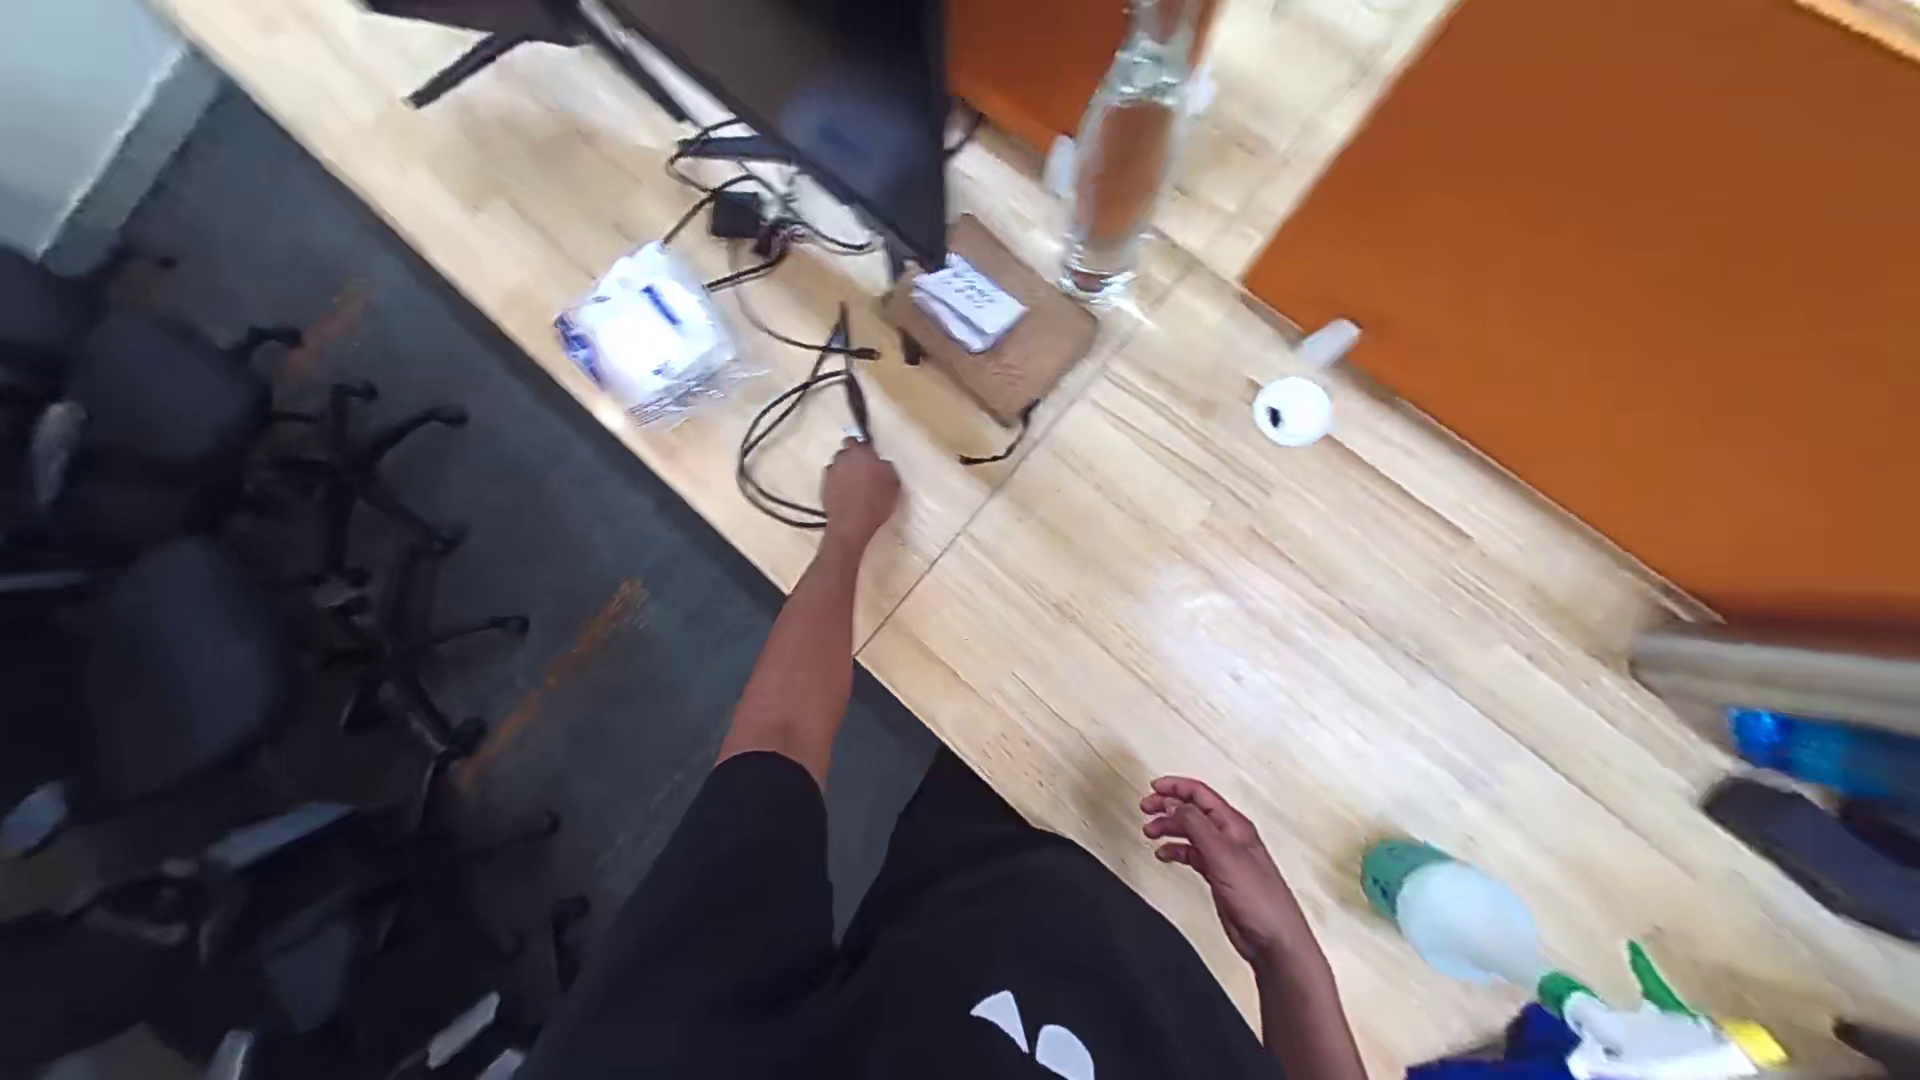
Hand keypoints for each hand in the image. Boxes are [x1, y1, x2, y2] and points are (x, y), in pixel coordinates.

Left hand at [822, 439, 900, 549]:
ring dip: (845, 471)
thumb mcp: (893, 482)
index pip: (858, 440)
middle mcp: (842, 458)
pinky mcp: (823, 487)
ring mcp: (830, 472)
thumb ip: (886, 467)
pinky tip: (847, 495)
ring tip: (855, 485)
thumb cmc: (877, 500)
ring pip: (838, 466)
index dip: (864, 448)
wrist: (852, 522)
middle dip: (853, 458)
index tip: (871, 457)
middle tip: (864, 471)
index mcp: (860, 452)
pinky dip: (838, 484)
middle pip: (846, 452)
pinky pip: (833, 480)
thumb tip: (881, 463)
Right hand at [1141, 776, 1316, 974]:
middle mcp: (1228, 836)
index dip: (1175, 787)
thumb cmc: (1261, 901)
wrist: (1275, 943)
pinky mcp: (1218, 875)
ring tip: (1150, 831)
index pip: (1199, 794)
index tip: (1154, 786)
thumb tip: (1173, 804)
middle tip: (1146, 808)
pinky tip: (1164, 854)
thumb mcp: (1223, 854)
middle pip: (1192, 810)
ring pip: (1189, 831)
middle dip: (1167, 805)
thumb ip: (1196, 825)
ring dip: (1168, 828)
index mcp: (1233, 824)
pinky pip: (1191, 853)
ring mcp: (1223, 856)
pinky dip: (1174, 850)